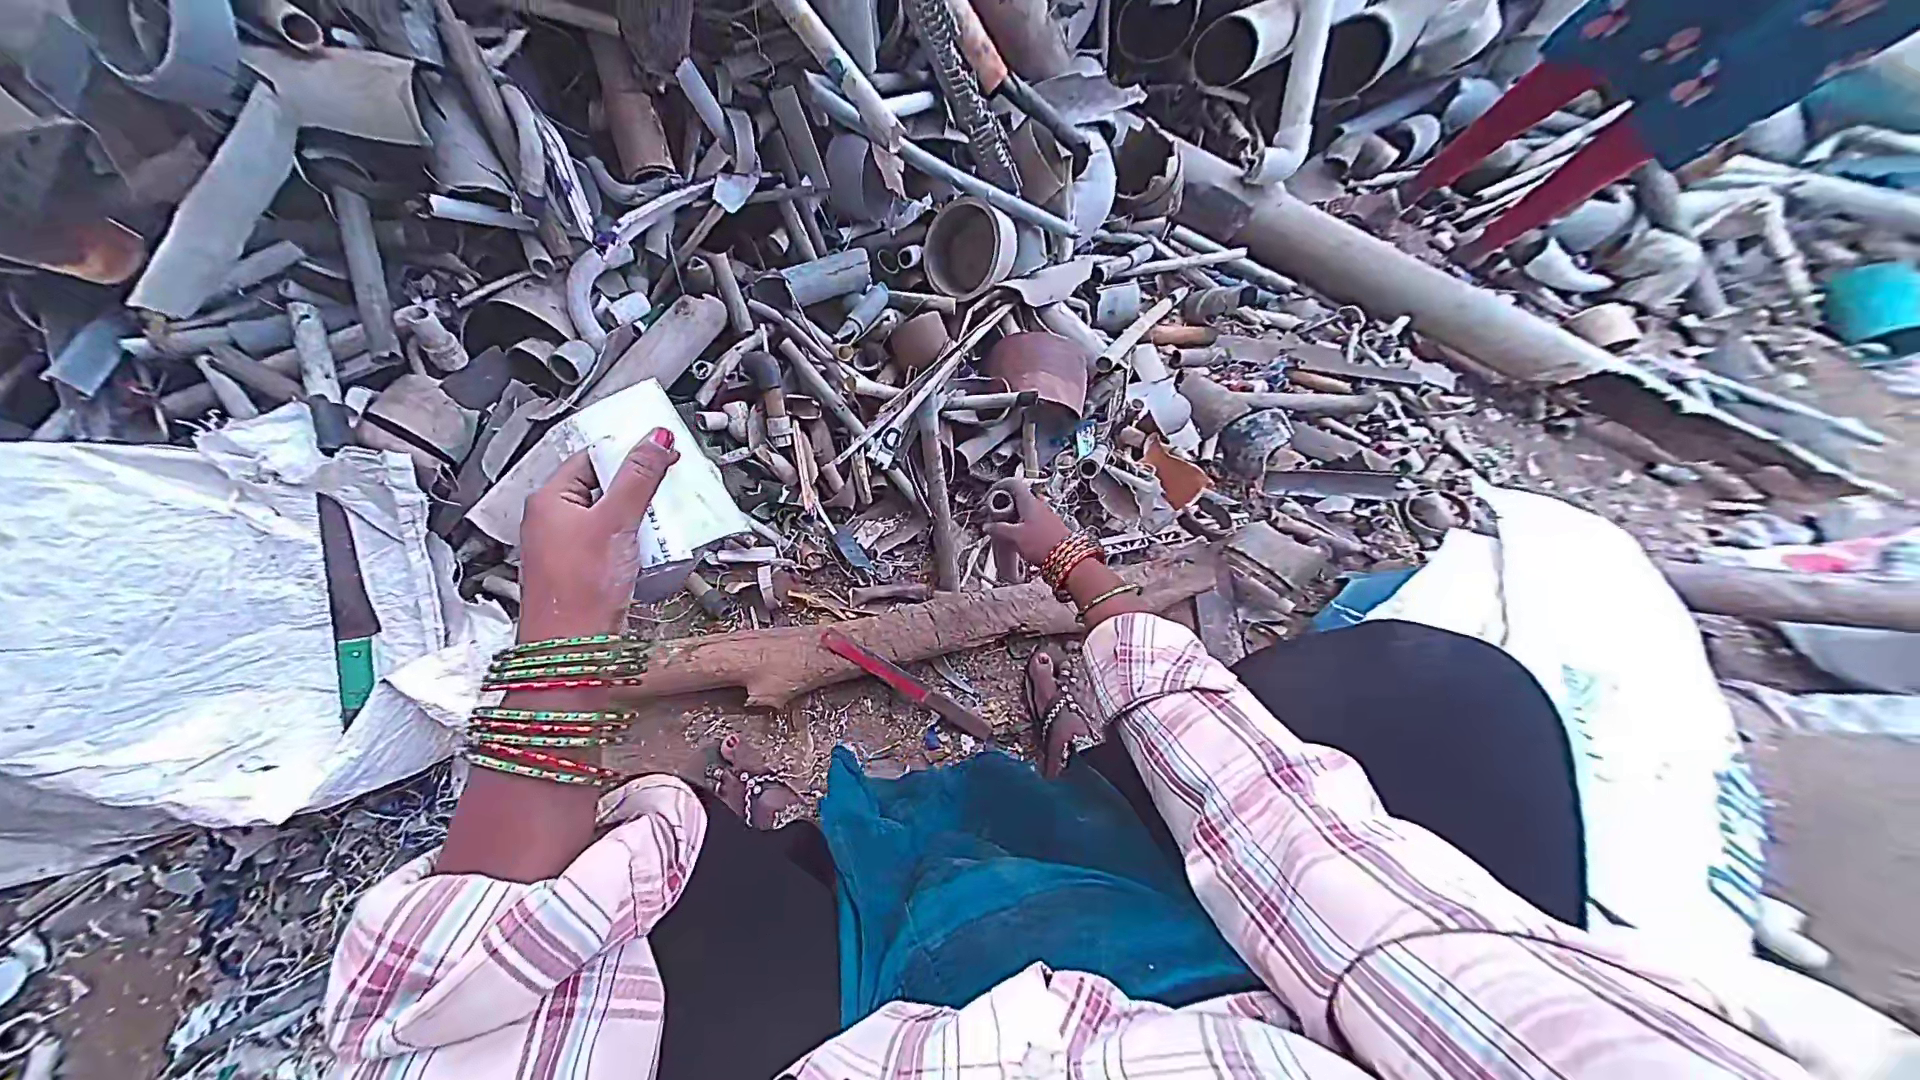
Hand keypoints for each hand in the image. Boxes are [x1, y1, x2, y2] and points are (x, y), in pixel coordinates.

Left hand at [517, 427, 679, 643]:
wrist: (574, 645)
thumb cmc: (579, 588)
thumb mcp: (615, 521)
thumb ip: (638, 478)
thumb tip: (655, 440)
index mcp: (550, 499)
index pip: (593, 457)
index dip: (629, 452)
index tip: (662, 452)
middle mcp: (556, 518)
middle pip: (607, 485)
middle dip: (641, 487)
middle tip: (668, 488)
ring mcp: (572, 543)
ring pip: (615, 513)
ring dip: (643, 515)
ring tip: (662, 522)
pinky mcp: (589, 565)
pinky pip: (618, 538)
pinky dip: (639, 538)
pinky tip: (653, 546)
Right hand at [984, 482, 1072, 566]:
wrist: (1067, 558)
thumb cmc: (1044, 544)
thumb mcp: (1015, 537)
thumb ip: (999, 529)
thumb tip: (989, 526)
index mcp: (1030, 502)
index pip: (1013, 485)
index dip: (1000, 488)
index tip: (992, 498)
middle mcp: (1040, 506)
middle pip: (1018, 500)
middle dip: (1006, 509)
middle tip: (997, 520)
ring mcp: (1047, 517)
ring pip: (1026, 513)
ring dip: (1015, 520)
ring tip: (1007, 533)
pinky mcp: (1050, 529)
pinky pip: (1033, 524)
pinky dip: (1024, 529)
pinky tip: (1021, 541)